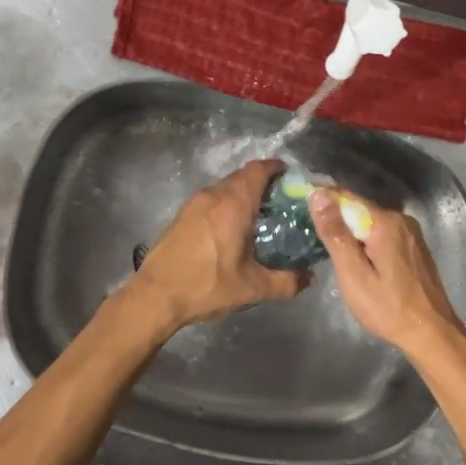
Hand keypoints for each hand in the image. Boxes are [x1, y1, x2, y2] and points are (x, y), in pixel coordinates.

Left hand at [127, 159, 308, 328]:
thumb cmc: (207, 286)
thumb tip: (310, 278)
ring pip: (224, 188)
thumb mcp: (253, 288)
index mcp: (233, 205)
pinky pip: (211, 200)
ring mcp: (193, 204)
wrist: (155, 296)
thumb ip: (287, 281)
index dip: (276, 168)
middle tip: (281, 204)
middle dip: (263, 184)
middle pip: (242, 177)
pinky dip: (226, 206)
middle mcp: (212, 196)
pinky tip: (231, 230)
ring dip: (242, 195)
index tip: (290, 177)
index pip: (258, 170)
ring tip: (258, 218)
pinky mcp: (181, 215)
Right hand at [310, 189, 462, 354]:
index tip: (301, 208)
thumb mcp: (354, 274)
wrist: (431, 333)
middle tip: (313, 235)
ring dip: (351, 232)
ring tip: (330, 248)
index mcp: (386, 222)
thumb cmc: (388, 308)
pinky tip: (357, 258)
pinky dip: (367, 241)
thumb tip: (318, 195)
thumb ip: (336, 234)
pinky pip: (383, 234)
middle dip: (337, 218)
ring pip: (372, 223)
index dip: (323, 200)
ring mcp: (411, 234)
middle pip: (360, 209)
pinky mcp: (414, 247)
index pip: (347, 197)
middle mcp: (401, 220)